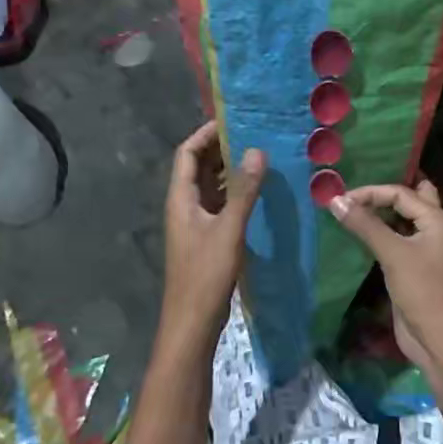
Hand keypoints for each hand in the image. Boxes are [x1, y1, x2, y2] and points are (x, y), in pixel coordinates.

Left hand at [163, 121, 264, 342]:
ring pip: (212, 186)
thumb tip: (257, 151)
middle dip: (222, 148)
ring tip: (261, 155)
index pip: (187, 153)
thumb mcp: (228, 229)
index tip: (233, 120)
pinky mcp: (208, 238)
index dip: (206, 133)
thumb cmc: (205, 274)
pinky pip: (221, 204)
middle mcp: (185, 205)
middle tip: (254, 134)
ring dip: (231, 170)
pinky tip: (259, 191)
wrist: (193, 323)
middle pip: (200, 166)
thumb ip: (244, 191)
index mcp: (181, 198)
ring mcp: (196, 222)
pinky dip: (237, 192)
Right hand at [329, 181, 442, 366]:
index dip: (370, 193)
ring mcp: (427, 249)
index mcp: (438, 220)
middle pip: (411, 199)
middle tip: (356, 192)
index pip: (401, 193)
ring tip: (352, 208)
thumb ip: (365, 225)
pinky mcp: (415, 267)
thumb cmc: (422, 291)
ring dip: (382, 214)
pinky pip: (398, 240)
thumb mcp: (393, 254)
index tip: (340, 200)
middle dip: (385, 194)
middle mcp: (436, 229)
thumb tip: (335, 200)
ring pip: (404, 220)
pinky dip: (382, 233)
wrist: (440, 341)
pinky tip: (361, 235)